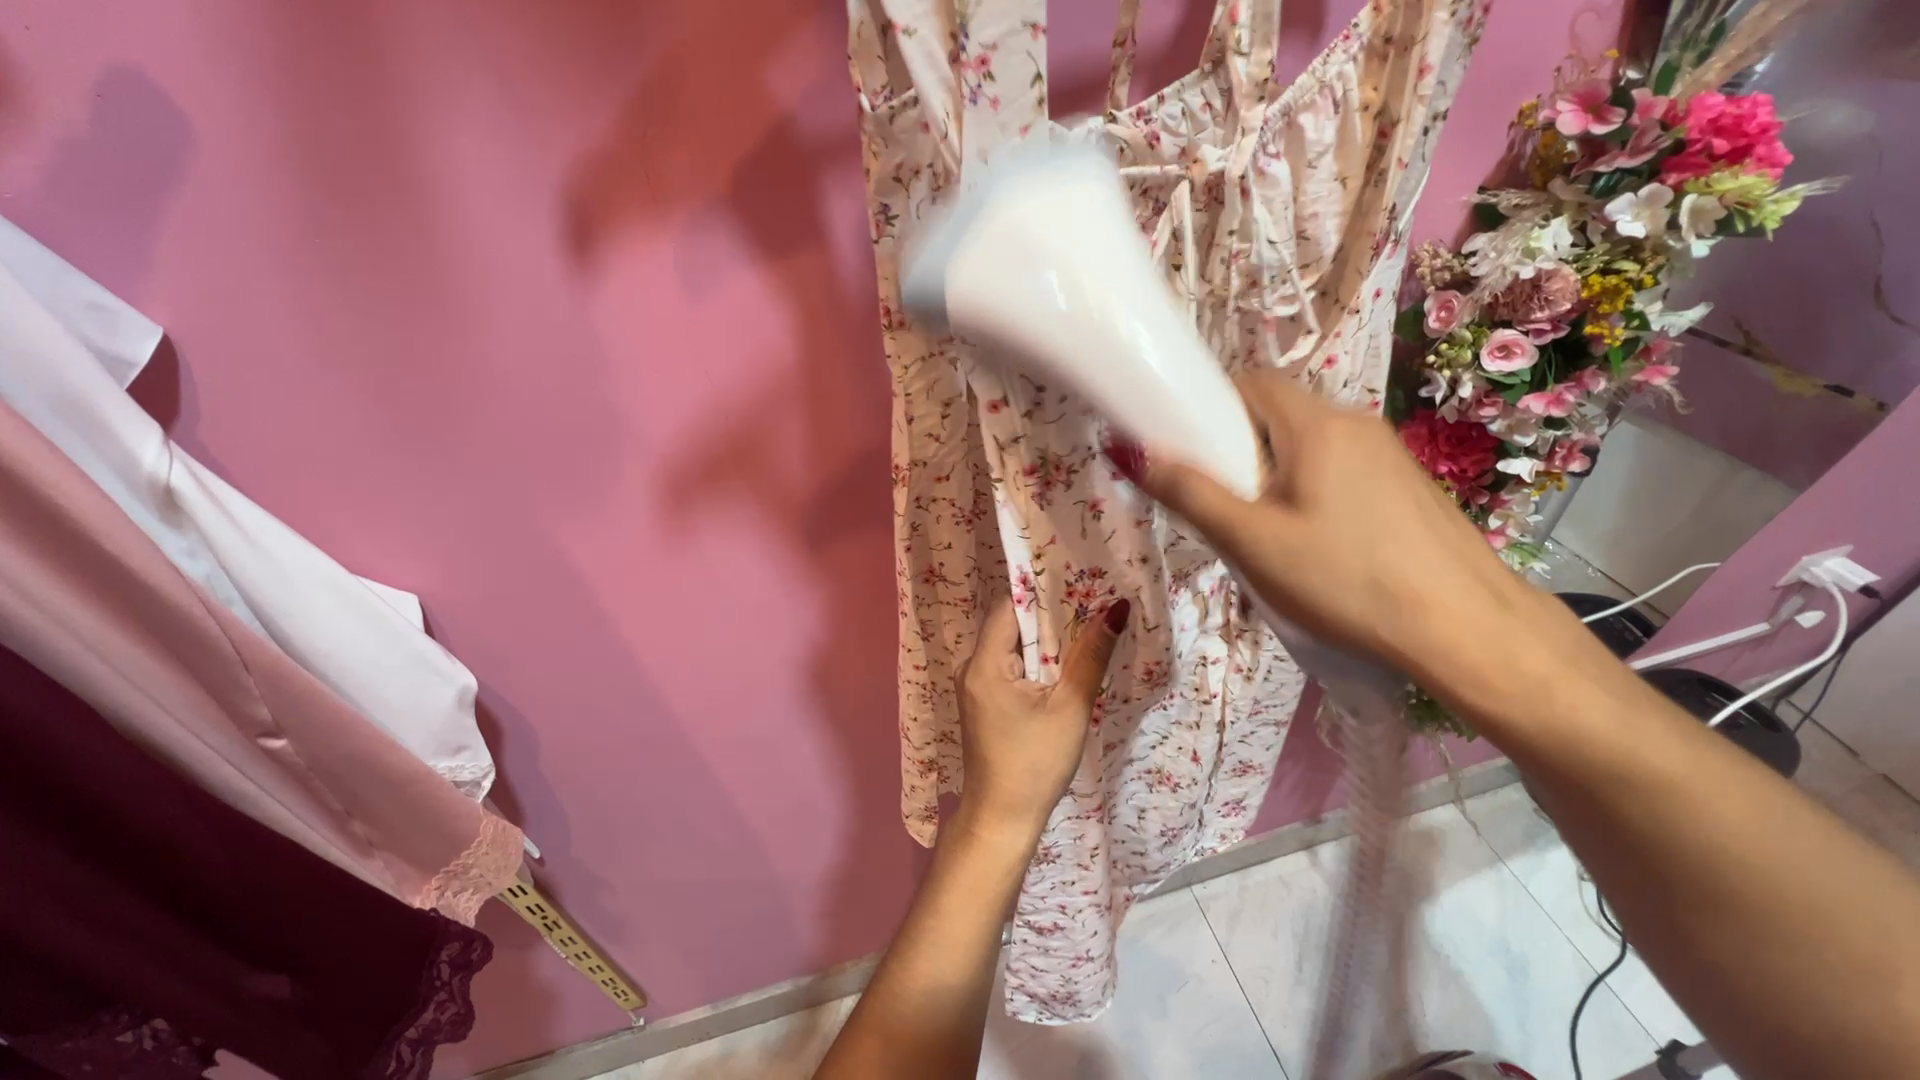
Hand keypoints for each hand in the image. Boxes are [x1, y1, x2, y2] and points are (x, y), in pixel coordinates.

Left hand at [954, 596, 1129, 842]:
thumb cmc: (1035, 763)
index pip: (1010, 607)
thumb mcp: (1070, 707)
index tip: (1079, 577)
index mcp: (984, 664)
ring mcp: (975, 686)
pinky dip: (1037, 662)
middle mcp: (972, 667)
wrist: (1003, 818)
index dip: (1043, 590)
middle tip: (1093, 599)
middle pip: (1011, 625)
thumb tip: (1115, 607)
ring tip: (1087, 626)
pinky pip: (1010, 667)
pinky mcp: (984, 702)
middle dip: (1051, 614)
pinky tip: (1066, 663)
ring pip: (1013, 647)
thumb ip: (1091, 655)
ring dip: (1047, 640)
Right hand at [1110, 370, 1549, 693]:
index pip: (1249, 383)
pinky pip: (1339, 470)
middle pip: (1277, 414)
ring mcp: (1388, 454)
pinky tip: (1315, 547)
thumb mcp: (1253, 542)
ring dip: (1273, 475)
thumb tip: (1127, 448)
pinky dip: (1309, 492)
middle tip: (1223, 507)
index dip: (1209, 408)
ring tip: (1264, 536)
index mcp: (1316, 424)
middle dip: (1238, 449)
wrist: (1465, 628)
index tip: (1189, 454)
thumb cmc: (1347, 581)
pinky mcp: (1407, 486)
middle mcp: (1355, 423)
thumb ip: (1188, 492)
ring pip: (1307, 446)